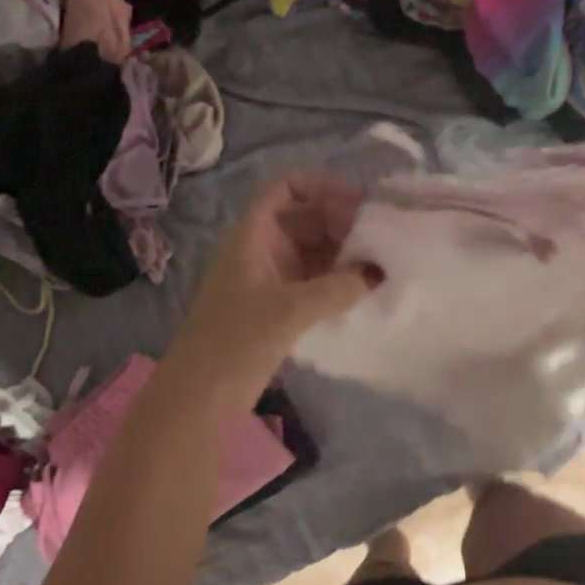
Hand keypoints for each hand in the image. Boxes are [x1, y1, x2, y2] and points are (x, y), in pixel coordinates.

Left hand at [166, 176, 378, 403]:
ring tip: (383, 265)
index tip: (361, 205)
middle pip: (306, 220)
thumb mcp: (290, 310)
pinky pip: (314, 283)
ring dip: (345, 256)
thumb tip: (378, 273)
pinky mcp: (278, 311)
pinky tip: (365, 292)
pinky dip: (338, 282)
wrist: (200, 396)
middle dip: (343, 225)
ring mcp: (270, 282)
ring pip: (313, 253)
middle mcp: (262, 251)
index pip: (285, 189)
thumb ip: (338, 287)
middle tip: (384, 240)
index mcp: (253, 236)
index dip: (321, 188)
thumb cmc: (236, 342)